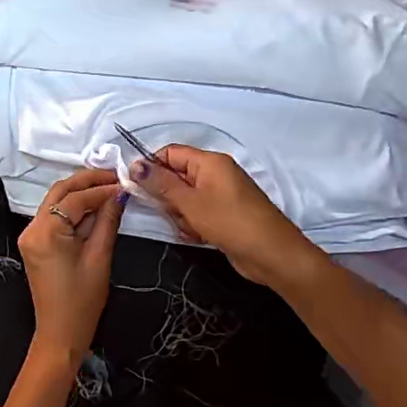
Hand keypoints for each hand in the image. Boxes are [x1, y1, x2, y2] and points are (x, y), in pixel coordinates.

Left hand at [18, 168, 124, 358]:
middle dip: (88, 182)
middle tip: (116, 177)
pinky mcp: (35, 244)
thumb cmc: (82, 301)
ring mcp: (30, 236)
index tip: (124, 184)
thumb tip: (119, 195)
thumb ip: (107, 221)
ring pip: (56, 202)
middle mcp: (31, 229)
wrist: (61, 333)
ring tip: (110, 190)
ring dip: (82, 194)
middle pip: (60, 192)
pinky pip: (54, 217)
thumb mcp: (100, 257)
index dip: (101, 189)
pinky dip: (74, 209)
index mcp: (45, 233)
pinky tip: (95, 207)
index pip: (75, 199)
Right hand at [131, 145, 328, 290]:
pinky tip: (200, 237)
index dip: (152, 167)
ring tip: (193, 228)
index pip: (170, 153)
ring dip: (181, 216)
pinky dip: (194, 225)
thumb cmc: (230, 222)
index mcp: (209, 162)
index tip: (136, 186)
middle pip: (175, 178)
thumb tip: (135, 165)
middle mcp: (215, 174)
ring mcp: (220, 195)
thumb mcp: (190, 202)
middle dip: (169, 199)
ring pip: (184, 200)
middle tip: (175, 213)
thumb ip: (160, 183)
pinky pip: (197, 214)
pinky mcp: (223, 215)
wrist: (270, 254)